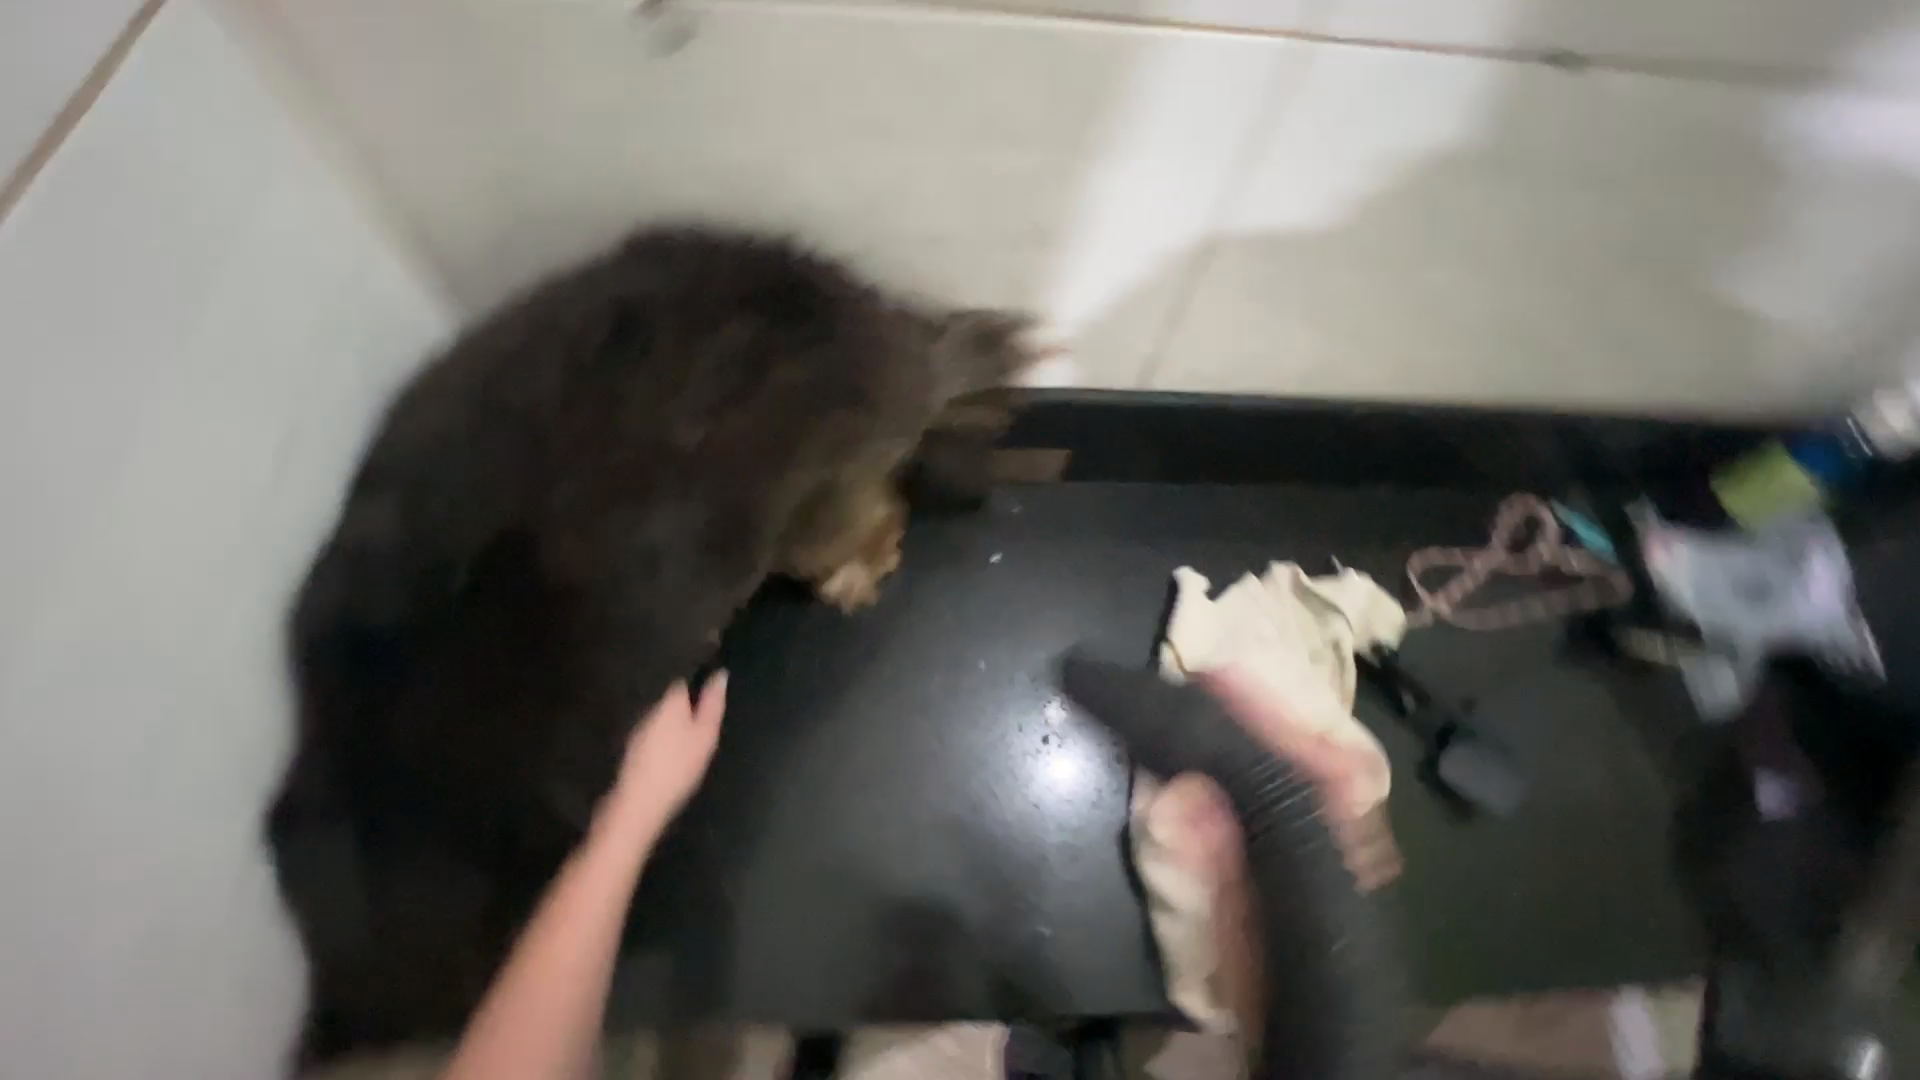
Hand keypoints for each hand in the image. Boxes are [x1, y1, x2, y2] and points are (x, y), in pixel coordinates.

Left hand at [604, 672, 727, 835]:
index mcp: (670, 704)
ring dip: (673, 732)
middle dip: (685, 714)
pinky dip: (662, 748)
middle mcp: (650, 713)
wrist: (641, 802)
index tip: (709, 709)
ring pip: (661, 724)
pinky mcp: (631, 754)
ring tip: (689, 752)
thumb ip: (713, 704)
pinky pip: (653, 742)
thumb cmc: (680, 766)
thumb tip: (720, 674)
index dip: (697, 693)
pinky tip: (671, 765)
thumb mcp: (706, 734)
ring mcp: (638, 734)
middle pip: (671, 705)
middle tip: (703, 734)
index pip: (683, 685)